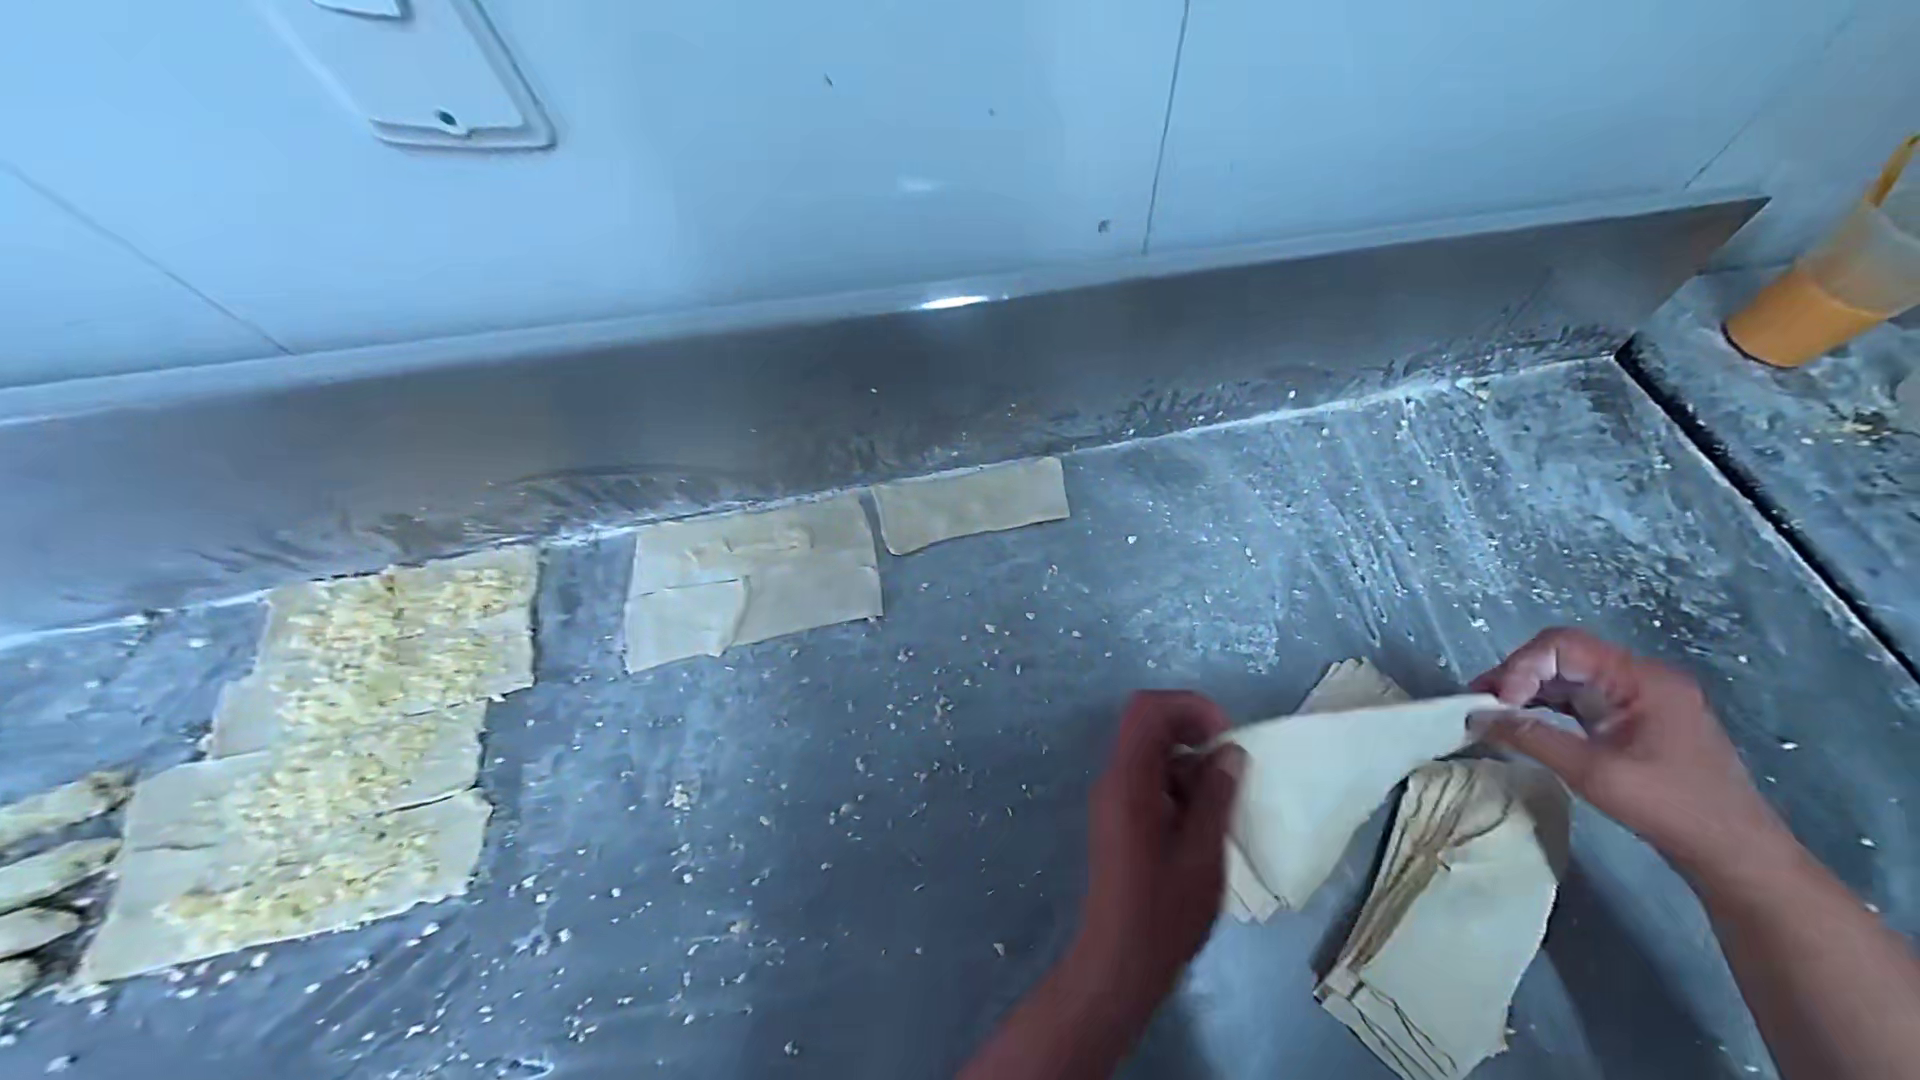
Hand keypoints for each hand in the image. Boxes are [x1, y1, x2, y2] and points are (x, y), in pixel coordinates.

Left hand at [1071, 690, 1244, 1013]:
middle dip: (1192, 731)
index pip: (1147, 709)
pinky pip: (1149, 779)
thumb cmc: (1164, 911)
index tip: (1226, 734)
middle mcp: (1114, 779)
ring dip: (1189, 761)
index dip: (1188, 706)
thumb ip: (1215, 795)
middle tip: (1231, 762)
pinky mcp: (1119, 816)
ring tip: (1224, 798)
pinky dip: (1179, 783)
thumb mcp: (1203, 851)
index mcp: (1128, 779)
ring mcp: (1113, 797)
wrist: (1119, 959)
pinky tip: (1205, 818)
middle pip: (1147, 725)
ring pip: (1150, 752)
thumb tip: (1229, 752)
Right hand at [1469, 627, 1787, 876]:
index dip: (1520, 666)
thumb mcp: (1590, 771)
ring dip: (1525, 690)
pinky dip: (1544, 703)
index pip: (1561, 645)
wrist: (1734, 853)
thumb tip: (1476, 716)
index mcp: (1640, 679)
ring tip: (1493, 712)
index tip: (1498, 702)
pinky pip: (1577, 695)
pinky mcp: (1632, 715)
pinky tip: (1522, 721)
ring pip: (1564, 675)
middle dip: (1516, 676)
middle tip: (1482, 705)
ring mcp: (1638, 696)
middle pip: (1560, 656)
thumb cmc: (1668, 807)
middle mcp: (1640, 677)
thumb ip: (1530, 737)